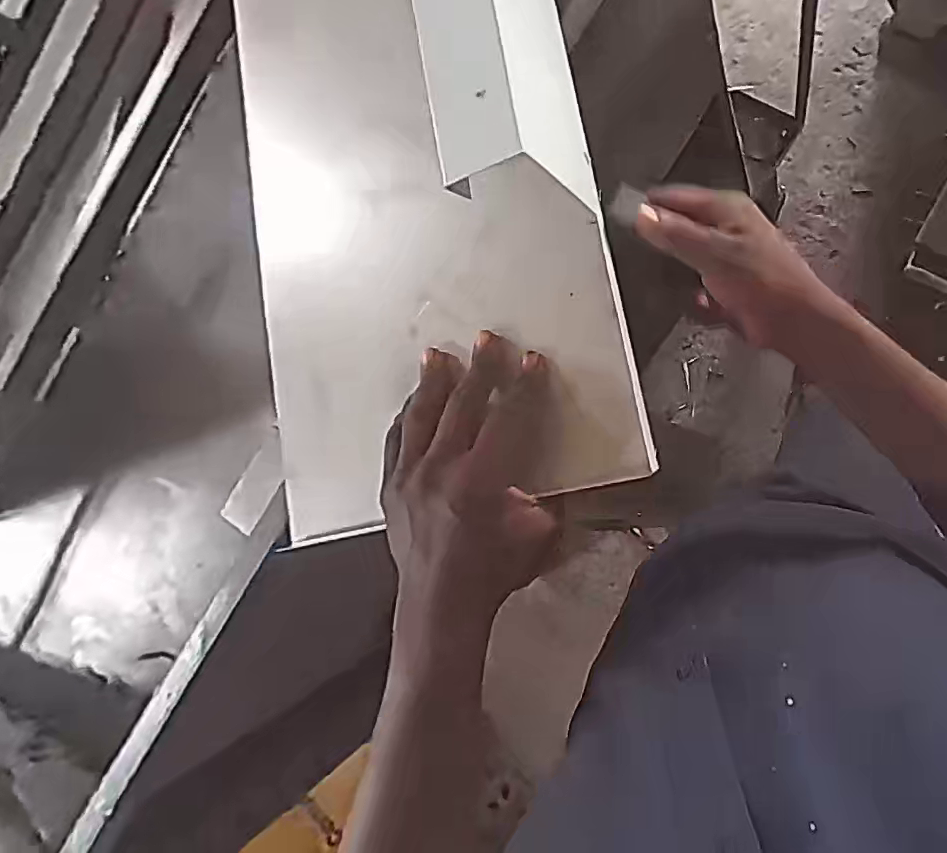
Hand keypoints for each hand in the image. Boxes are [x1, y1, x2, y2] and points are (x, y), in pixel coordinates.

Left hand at [383, 331, 560, 630]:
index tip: (532, 360)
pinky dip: (408, 416)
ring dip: (435, 382)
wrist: (437, 608)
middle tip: (488, 338)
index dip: (523, 387)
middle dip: (480, 369)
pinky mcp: (391, 486)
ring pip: (422, 416)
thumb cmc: (493, 573)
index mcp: (479, 480)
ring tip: (439, 354)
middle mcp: (439, 470)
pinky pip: (397, 440)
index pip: (506, 419)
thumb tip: (556, 476)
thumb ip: (547, 498)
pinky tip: (414, 400)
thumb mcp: (537, 535)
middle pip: (462, 405)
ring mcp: (409, 477)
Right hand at [632, 185, 847, 356]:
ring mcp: (730, 258)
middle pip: (680, 230)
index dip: (650, 208)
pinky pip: (700, 289)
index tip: (629, 222)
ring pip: (688, 263)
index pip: (675, 197)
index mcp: (727, 208)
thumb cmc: (768, 282)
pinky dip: (699, 300)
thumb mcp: (712, 252)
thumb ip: (674, 234)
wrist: (794, 323)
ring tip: (690, 289)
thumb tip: (642, 215)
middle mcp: (729, 229)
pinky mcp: (731, 286)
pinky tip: (705, 305)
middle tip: (657, 262)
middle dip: (667, 249)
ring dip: (684, 279)